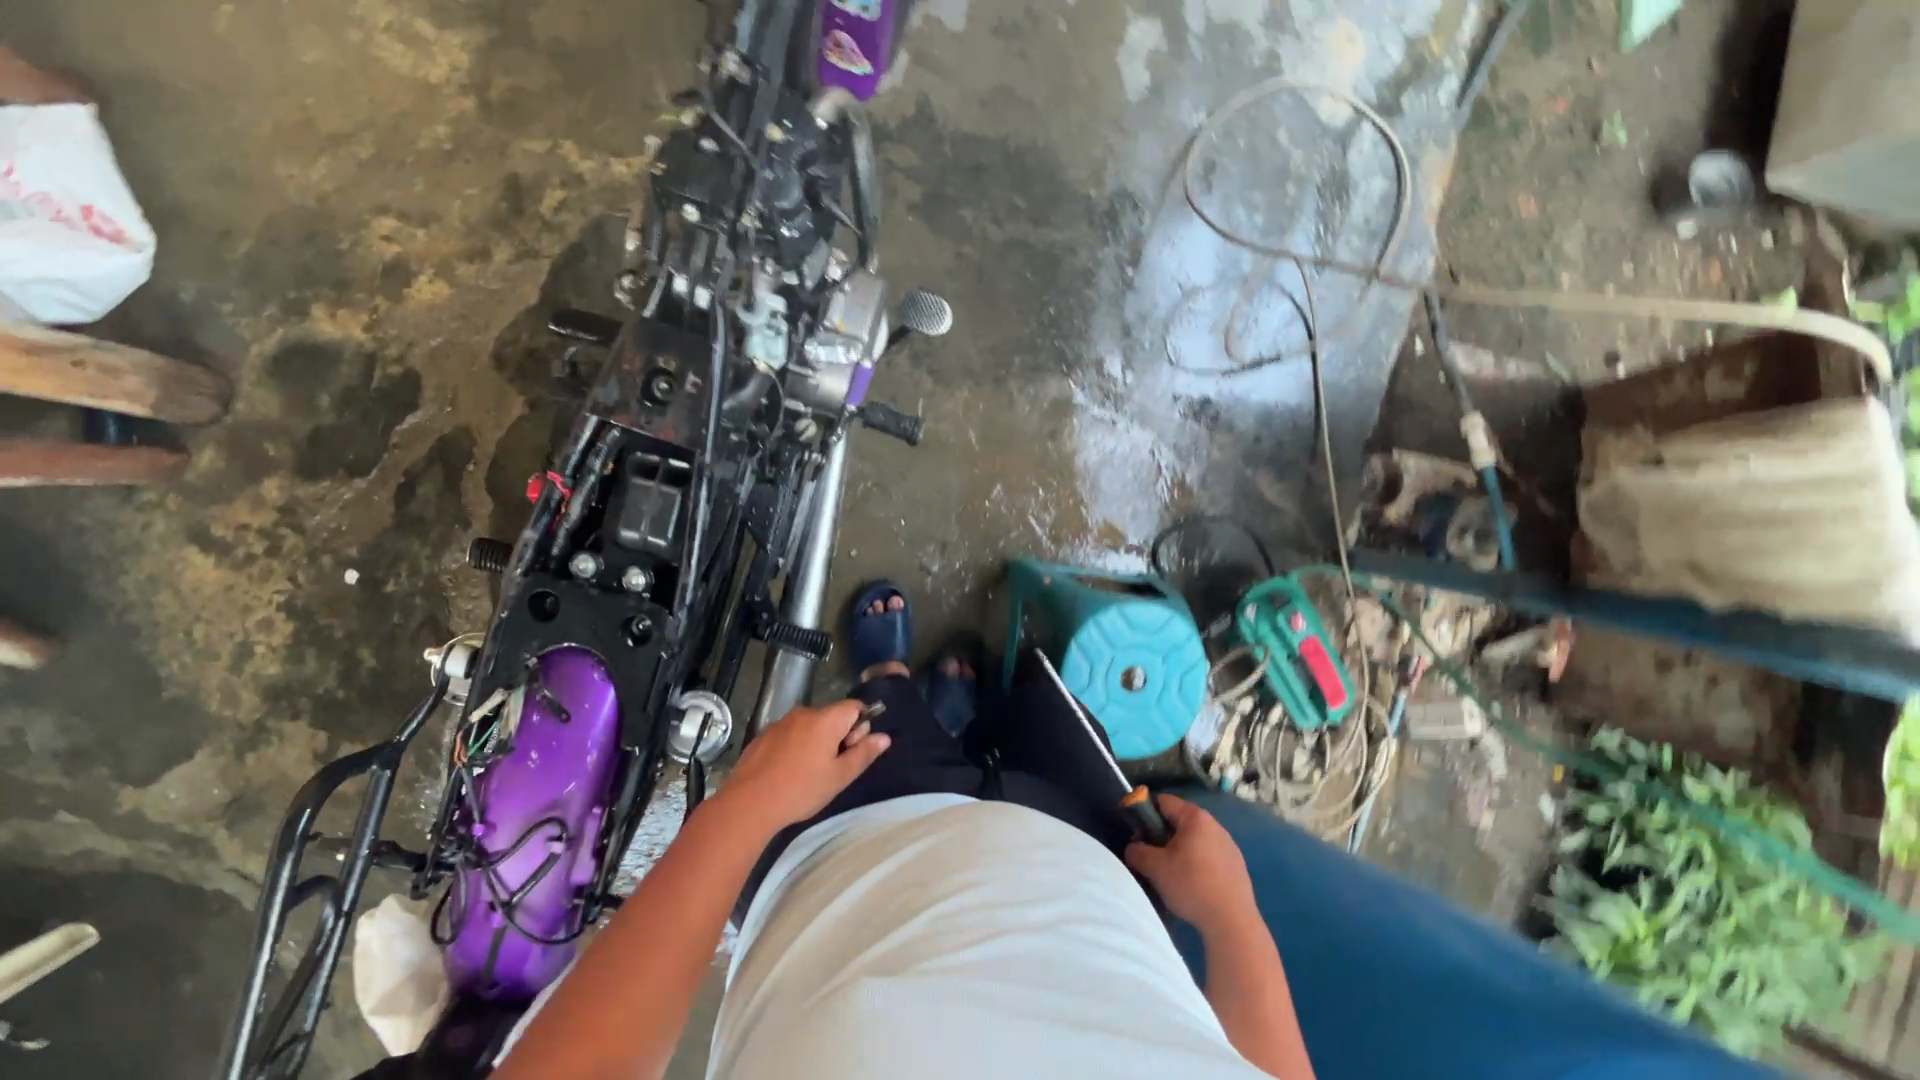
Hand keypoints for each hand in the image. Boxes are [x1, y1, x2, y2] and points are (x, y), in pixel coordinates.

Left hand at [716, 699, 890, 832]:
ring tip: (807, 773)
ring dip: (816, 742)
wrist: (749, 803)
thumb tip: (884, 737)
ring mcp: (780, 723)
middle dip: (838, 736)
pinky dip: (795, 747)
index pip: (855, 706)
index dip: (860, 727)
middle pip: (832, 716)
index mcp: (826, 719)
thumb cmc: (801, 789)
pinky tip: (787, 772)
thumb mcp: (839, 776)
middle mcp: (803, 713)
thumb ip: (864, 754)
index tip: (851, 752)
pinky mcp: (763, 735)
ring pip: (810, 726)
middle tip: (831, 768)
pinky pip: (789, 734)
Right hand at [1124, 794, 1256, 932]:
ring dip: (1179, 850)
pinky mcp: (1237, 864)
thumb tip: (1134, 848)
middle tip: (1152, 858)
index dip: (1144, 813)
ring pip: (1194, 839)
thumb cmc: (1191, 885)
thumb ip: (1136, 851)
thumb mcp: (1154, 867)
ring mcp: (1229, 845)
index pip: (1163, 801)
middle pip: (1179, 821)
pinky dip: (1196, 863)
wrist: (1232, 921)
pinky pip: (1209, 855)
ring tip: (1172, 875)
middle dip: (1161, 835)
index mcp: (1195, 817)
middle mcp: (1215, 824)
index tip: (1137, 835)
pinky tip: (1193, 885)